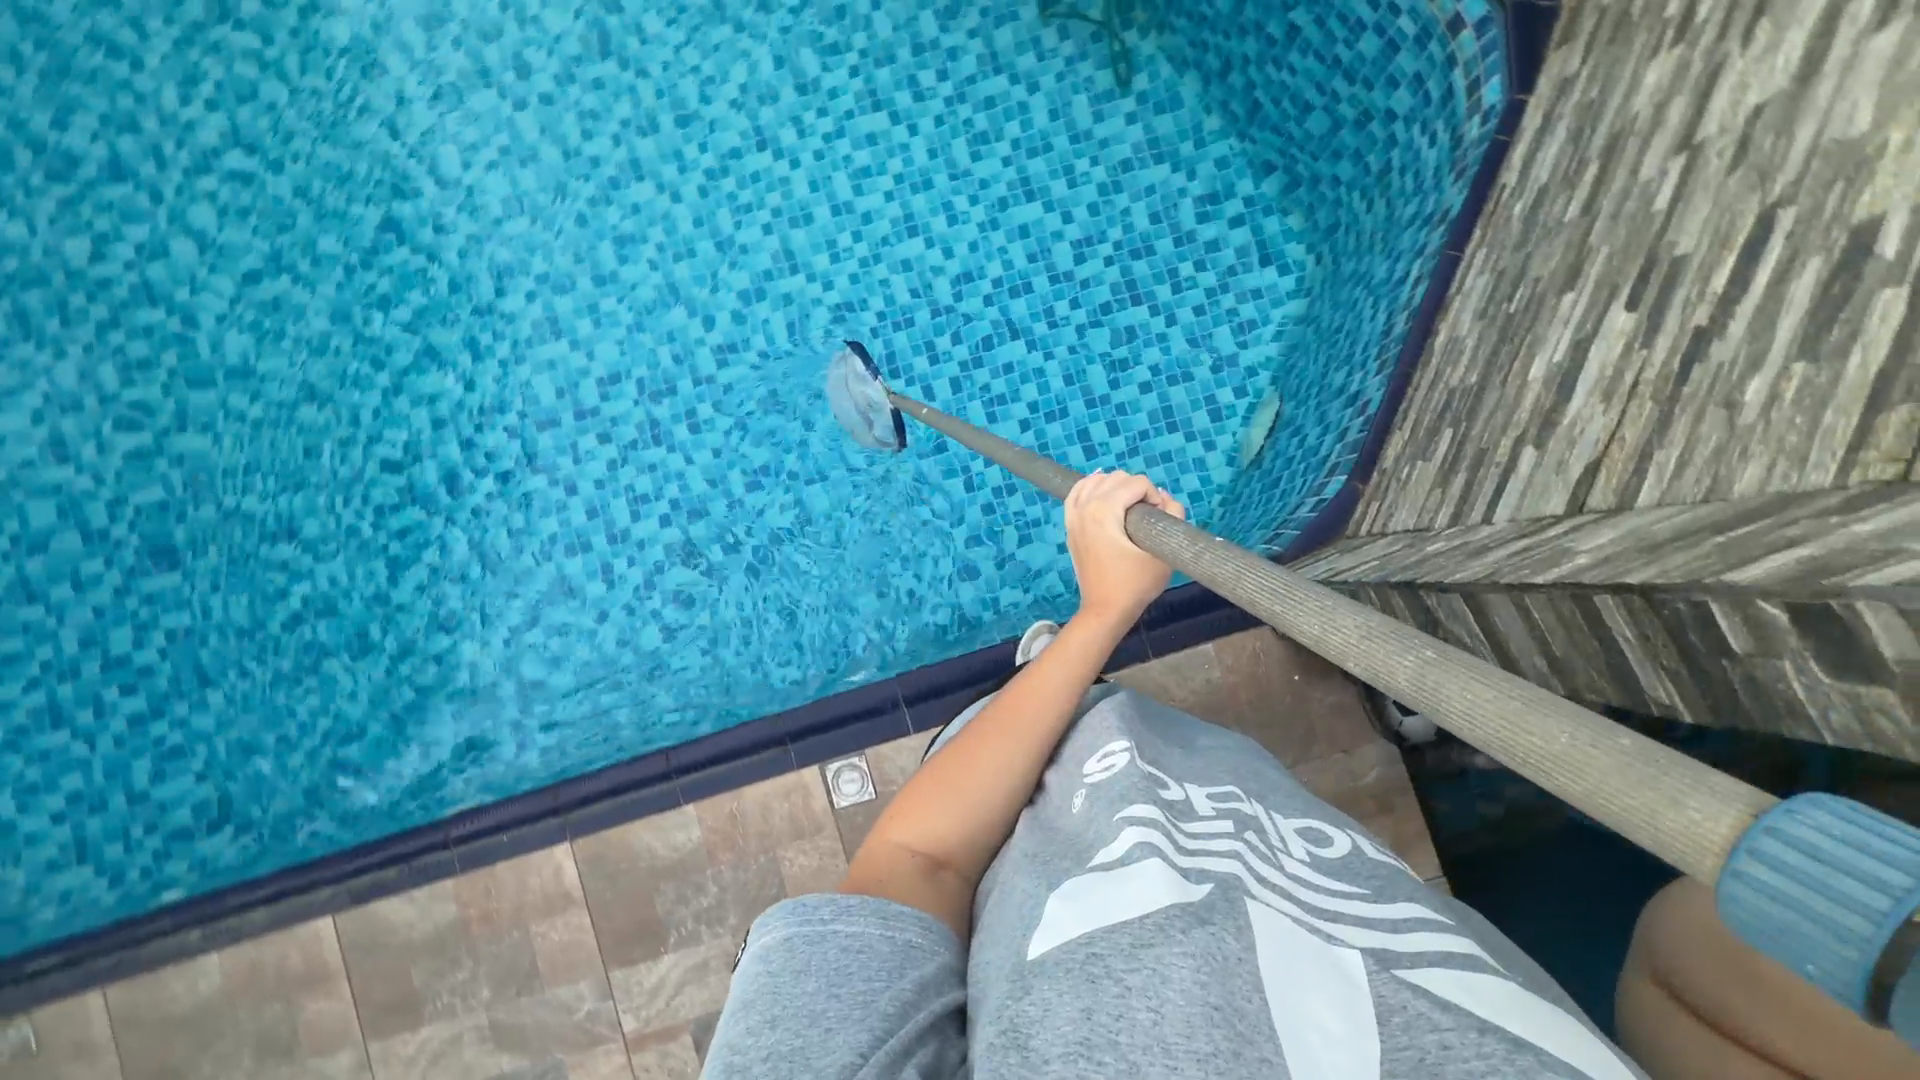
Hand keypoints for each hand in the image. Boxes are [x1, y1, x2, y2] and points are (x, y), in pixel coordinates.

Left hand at [1064, 469, 1184, 626]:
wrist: (1106, 608)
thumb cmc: (1135, 584)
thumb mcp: (1163, 551)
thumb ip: (1172, 516)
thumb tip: (1165, 498)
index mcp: (1104, 511)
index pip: (1136, 482)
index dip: (1155, 496)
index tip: (1159, 518)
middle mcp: (1084, 507)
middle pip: (1116, 477)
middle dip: (1137, 489)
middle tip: (1148, 514)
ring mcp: (1073, 515)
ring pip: (1095, 480)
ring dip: (1115, 486)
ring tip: (1130, 507)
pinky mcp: (1069, 525)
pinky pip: (1077, 493)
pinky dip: (1091, 489)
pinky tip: (1104, 497)